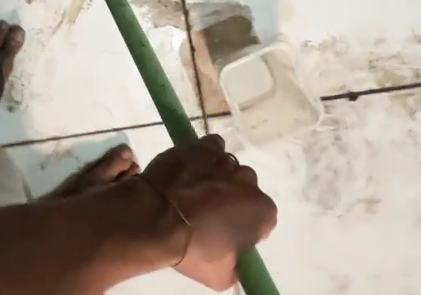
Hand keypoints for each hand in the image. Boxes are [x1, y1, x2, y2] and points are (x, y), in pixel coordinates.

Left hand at [139, 135, 277, 289]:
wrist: (156, 216)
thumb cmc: (193, 248)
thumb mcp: (223, 275)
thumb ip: (237, 263)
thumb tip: (234, 257)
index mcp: (261, 210)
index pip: (264, 217)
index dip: (248, 225)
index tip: (231, 232)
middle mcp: (247, 180)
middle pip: (246, 188)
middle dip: (233, 197)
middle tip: (213, 211)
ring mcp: (223, 159)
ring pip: (227, 166)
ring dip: (218, 176)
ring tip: (197, 189)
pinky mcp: (200, 145)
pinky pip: (211, 147)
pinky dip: (205, 155)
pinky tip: (192, 167)